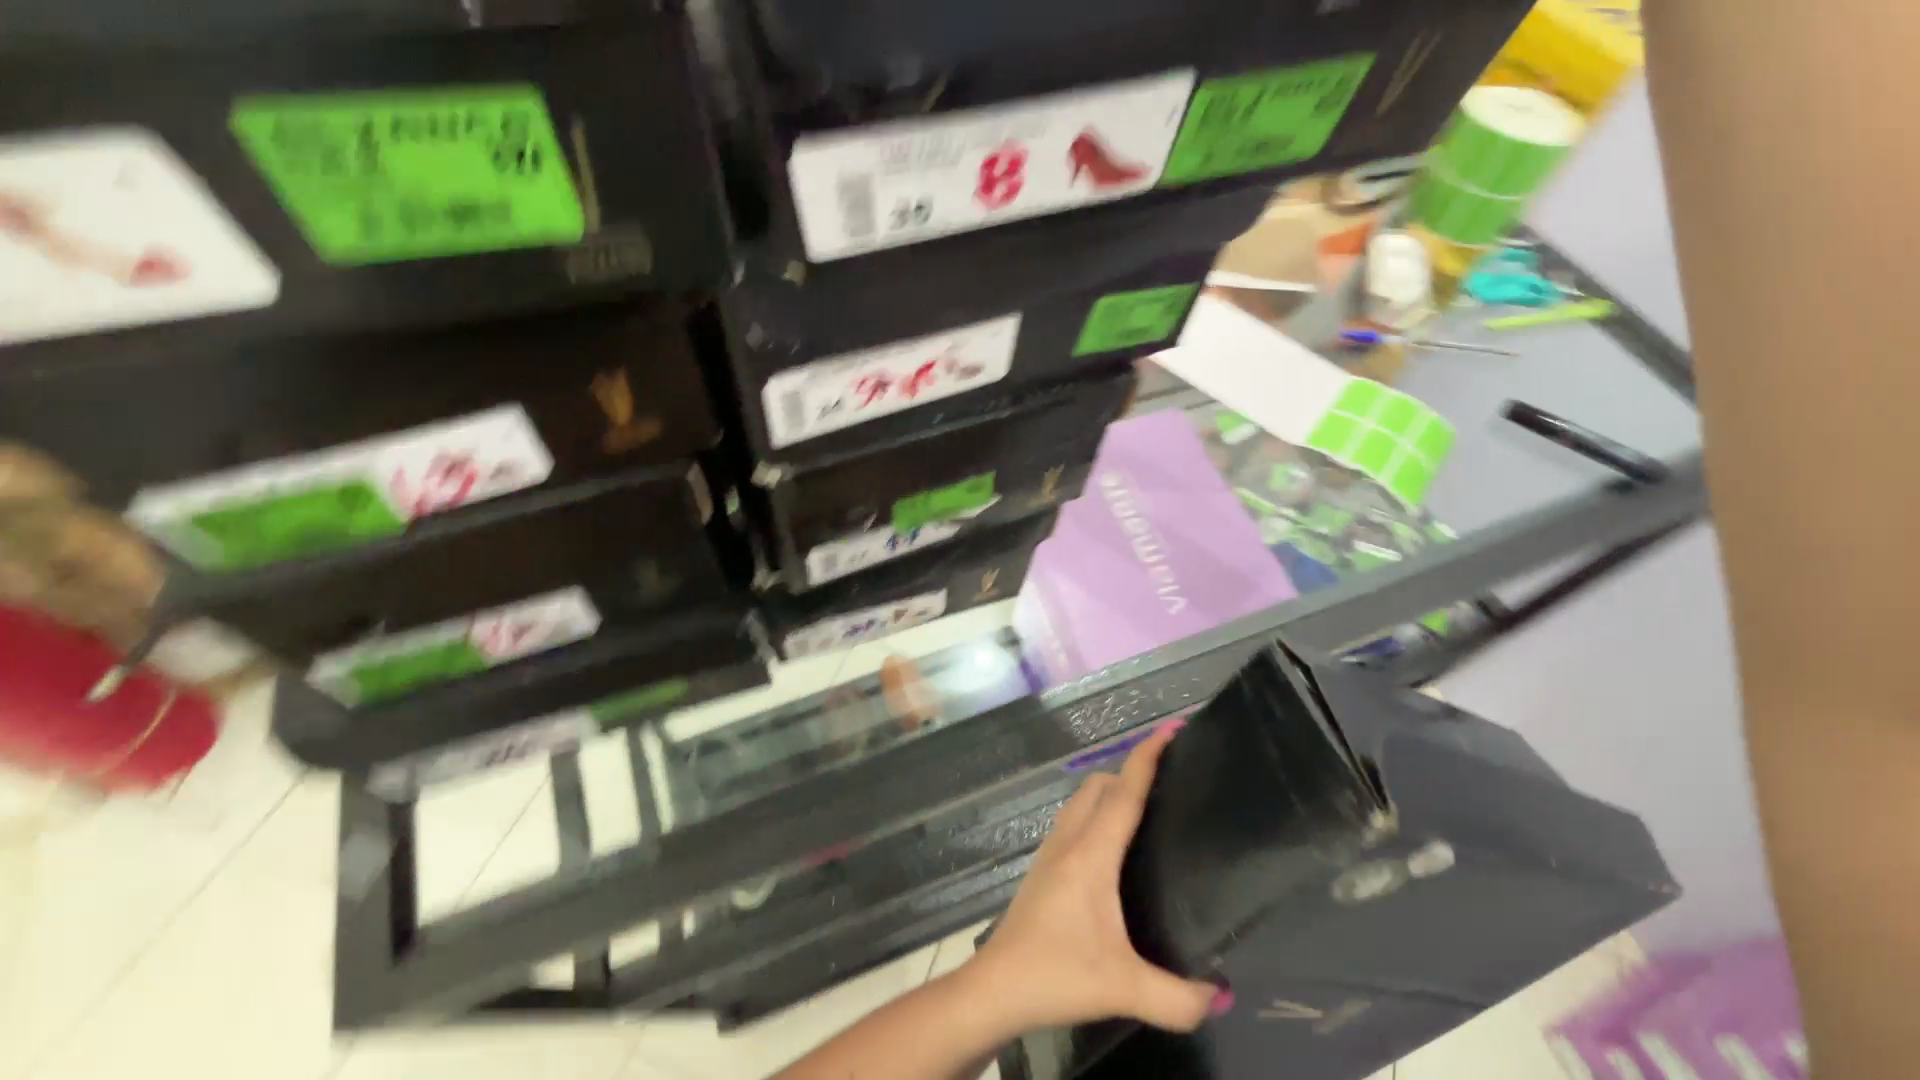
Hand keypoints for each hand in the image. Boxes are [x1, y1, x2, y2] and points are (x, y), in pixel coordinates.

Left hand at [962, 719, 1227, 1034]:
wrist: (994, 989)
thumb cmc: (1056, 975)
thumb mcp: (1125, 989)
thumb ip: (1180, 998)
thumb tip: (1224, 995)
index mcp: (1091, 854)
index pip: (1124, 791)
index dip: (1148, 756)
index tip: (1173, 729)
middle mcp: (1069, 842)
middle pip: (1099, 785)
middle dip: (1132, 771)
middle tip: (1172, 783)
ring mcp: (1050, 853)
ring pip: (1082, 801)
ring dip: (1111, 793)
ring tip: (1148, 810)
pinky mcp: (1042, 870)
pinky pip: (1073, 822)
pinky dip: (1096, 815)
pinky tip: (1113, 849)